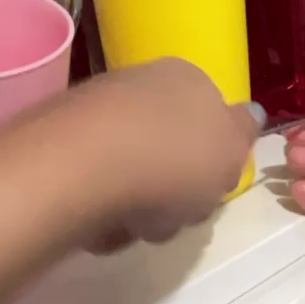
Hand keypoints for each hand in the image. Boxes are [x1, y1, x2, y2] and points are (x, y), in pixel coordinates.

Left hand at [37, 58, 257, 251]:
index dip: (214, 160)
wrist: (78, 169)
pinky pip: (94, 180)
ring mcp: (97, 107)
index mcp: (190, 78)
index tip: (207, 190)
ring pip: (134, 166)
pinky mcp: (57, 139)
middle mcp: (143, 81)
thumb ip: (243, 134)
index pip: (213, 118)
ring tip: (132, 225)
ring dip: (138, 203)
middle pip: (172, 145)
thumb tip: (246, 116)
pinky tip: (98, 223)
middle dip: (174, 187)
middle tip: (173, 214)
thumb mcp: (231, 151)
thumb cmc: (172, 160)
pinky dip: (100, 206)